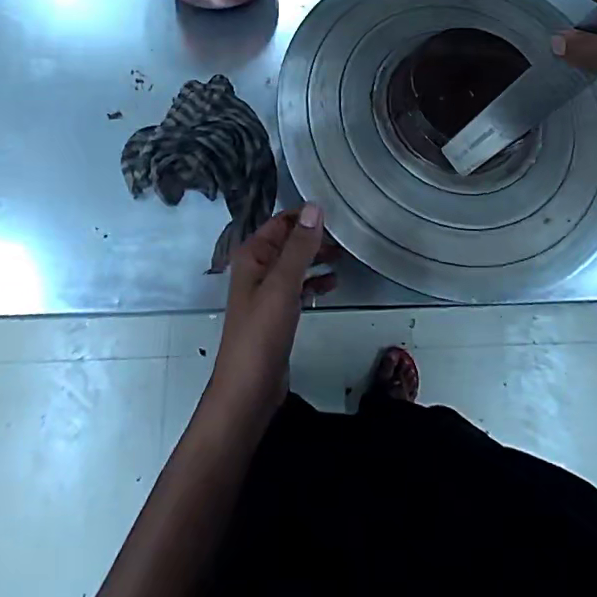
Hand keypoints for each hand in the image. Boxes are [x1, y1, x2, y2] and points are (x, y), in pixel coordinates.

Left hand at [208, 205, 335, 415]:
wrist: (249, 388)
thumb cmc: (262, 333)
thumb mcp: (282, 284)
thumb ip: (299, 246)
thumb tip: (315, 207)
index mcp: (252, 256)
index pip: (280, 222)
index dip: (305, 215)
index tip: (337, 211)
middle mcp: (257, 269)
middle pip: (288, 242)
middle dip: (315, 236)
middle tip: (347, 235)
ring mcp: (266, 292)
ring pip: (295, 264)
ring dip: (317, 258)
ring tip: (345, 256)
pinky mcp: (277, 313)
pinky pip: (298, 287)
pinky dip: (315, 282)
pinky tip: (334, 284)